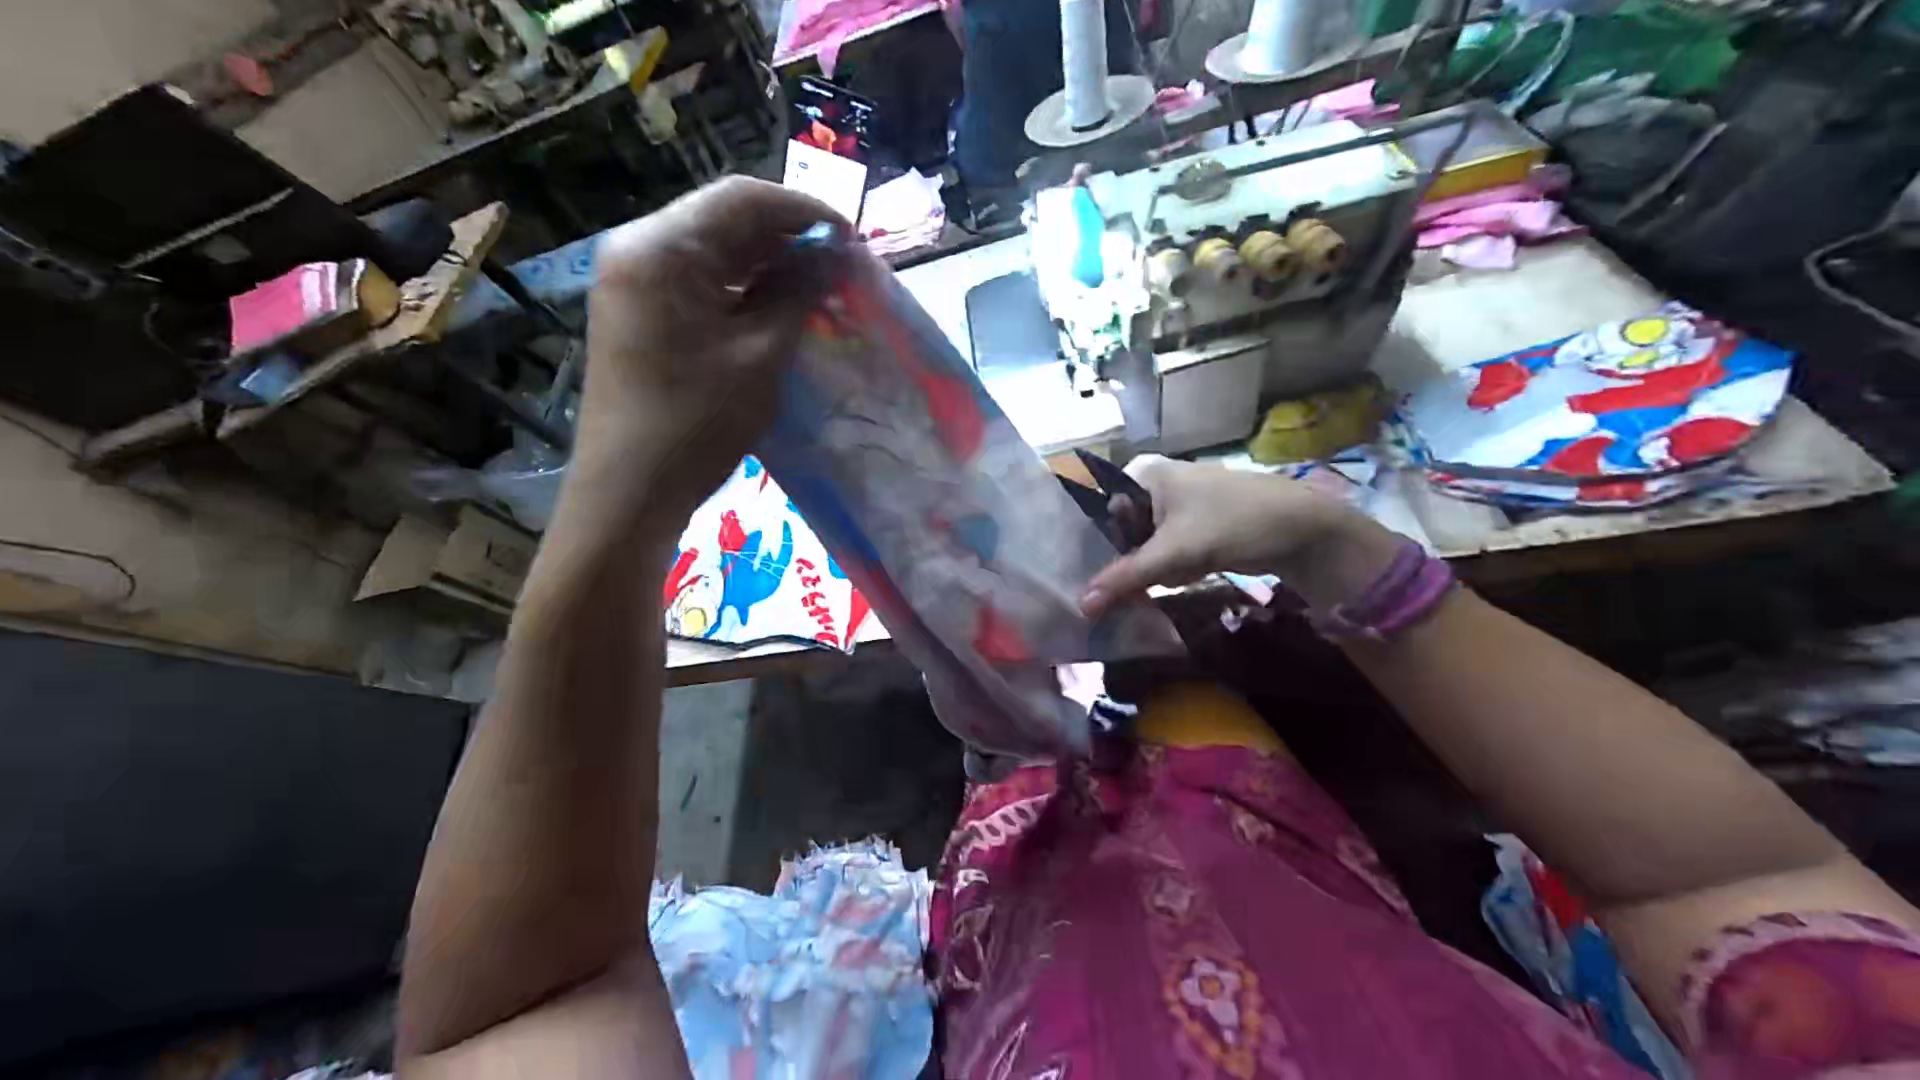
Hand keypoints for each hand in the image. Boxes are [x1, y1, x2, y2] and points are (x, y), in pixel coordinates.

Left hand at [562, 177, 845, 539]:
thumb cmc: (697, 424)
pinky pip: (698, 282)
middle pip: (724, 220)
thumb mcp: (760, 356)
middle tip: (840, 268)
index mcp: (661, 248)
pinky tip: (778, 309)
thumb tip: (834, 254)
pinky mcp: (639, 311)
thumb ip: (797, 293)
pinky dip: (741, 289)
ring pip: (714, 252)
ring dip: (768, 265)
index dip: (805, 212)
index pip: (743, 199)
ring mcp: (634, 280)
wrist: (629, 490)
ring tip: (818, 289)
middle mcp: (639, 248)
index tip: (853, 241)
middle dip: (788, 238)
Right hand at [1079, 455, 1400, 615]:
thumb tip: (1081, 607)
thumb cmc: (1234, 522)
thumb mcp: (1174, 551)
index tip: (1083, 577)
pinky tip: (1191, 571)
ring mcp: (1173, 505)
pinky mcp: (1191, 526)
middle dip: (1129, 562)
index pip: (1096, 509)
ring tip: (1178, 571)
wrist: (1303, 530)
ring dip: (1154, 568)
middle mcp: (1152, 483)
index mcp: (1141, 472)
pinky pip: (1163, 552)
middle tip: (1136, 583)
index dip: (1089, 546)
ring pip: (1141, 546)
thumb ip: (1125, 577)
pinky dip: (1172, 568)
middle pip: (1118, 532)